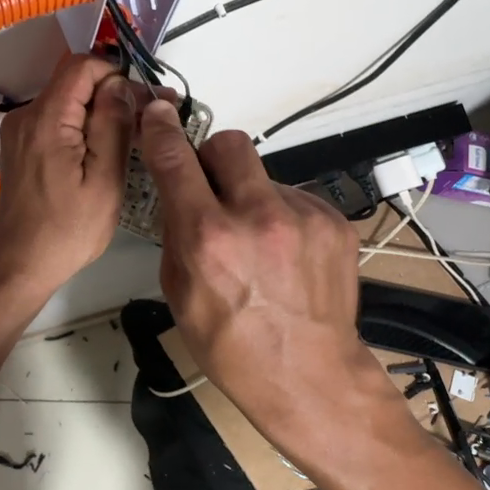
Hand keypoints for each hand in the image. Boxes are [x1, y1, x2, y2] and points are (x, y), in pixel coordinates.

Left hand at [0, 54, 133, 294]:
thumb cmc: (68, 230)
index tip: (145, 103)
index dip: (117, 75)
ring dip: (99, 114)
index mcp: (45, 119)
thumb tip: (120, 84)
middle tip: (149, 124)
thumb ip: (113, 125)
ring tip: (133, 142)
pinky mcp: (19, 149)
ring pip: (66, 103)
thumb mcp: (104, 179)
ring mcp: (18, 133)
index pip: (82, 66)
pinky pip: (54, 123)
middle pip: (73, 83)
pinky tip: (103, 155)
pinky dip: (80, 130)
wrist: (21, 266)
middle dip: (112, 95)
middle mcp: (25, 117)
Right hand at [138, 100, 401, 466]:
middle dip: (213, 157)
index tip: (156, 112)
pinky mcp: (333, 223)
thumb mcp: (178, 292)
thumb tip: (180, 199)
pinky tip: (283, 254)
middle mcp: (257, 217)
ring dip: (250, 195)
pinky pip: (295, 199)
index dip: (161, 129)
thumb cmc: (229, 345)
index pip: (176, 160)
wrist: (308, 377)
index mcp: (208, 238)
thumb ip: (177, 235)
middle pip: (230, 143)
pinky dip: (282, 216)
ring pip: (264, 175)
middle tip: (212, 187)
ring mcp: (303, 217)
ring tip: (256, 242)